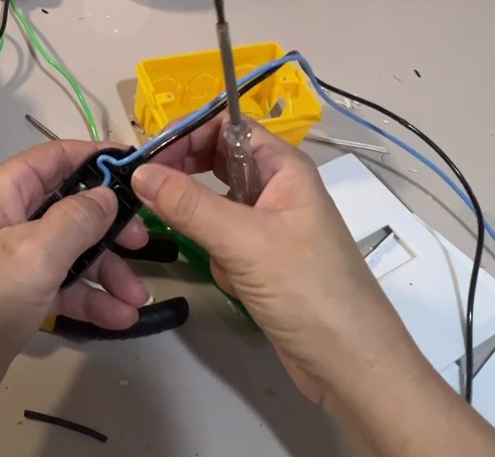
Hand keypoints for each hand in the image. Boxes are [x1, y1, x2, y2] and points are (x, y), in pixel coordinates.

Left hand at [0, 141, 151, 414]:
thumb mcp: (37, 252)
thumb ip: (78, 218)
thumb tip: (107, 194)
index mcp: (8, 189)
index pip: (60, 157)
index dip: (99, 158)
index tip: (139, 172)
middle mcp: (12, 213)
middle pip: (72, 204)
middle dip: (110, 225)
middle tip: (143, 244)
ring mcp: (16, 254)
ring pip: (74, 248)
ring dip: (107, 270)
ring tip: (137, 298)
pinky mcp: (21, 291)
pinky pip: (65, 282)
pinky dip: (91, 297)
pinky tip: (120, 318)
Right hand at [130, 121, 421, 405]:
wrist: (354, 369)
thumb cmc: (308, 292)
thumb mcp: (243, 242)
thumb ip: (188, 204)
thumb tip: (139, 172)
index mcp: (282, 166)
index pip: (225, 125)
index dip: (186, 131)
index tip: (148, 156)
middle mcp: (275, 186)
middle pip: (216, 158)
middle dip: (185, 173)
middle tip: (147, 188)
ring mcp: (269, 223)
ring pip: (214, 200)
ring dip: (199, 219)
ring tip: (191, 237)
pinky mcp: (262, 257)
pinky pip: (221, 235)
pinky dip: (215, 251)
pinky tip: (229, 278)